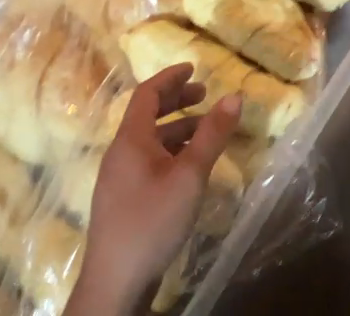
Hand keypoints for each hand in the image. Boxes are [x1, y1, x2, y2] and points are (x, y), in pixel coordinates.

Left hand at [69, 64, 240, 315]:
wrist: (114, 283)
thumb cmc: (152, 221)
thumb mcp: (190, 175)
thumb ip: (212, 135)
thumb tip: (234, 95)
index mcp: (130, 139)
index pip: (147, 93)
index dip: (170, 77)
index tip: (194, 67)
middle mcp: (119, 153)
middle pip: (146, 115)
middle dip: (176, 101)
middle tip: (204, 94)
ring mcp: (118, 178)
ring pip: (148, 141)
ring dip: (176, 128)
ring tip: (205, 131)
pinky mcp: (122, 201)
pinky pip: (147, 161)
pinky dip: (169, 151)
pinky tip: (188, 167)